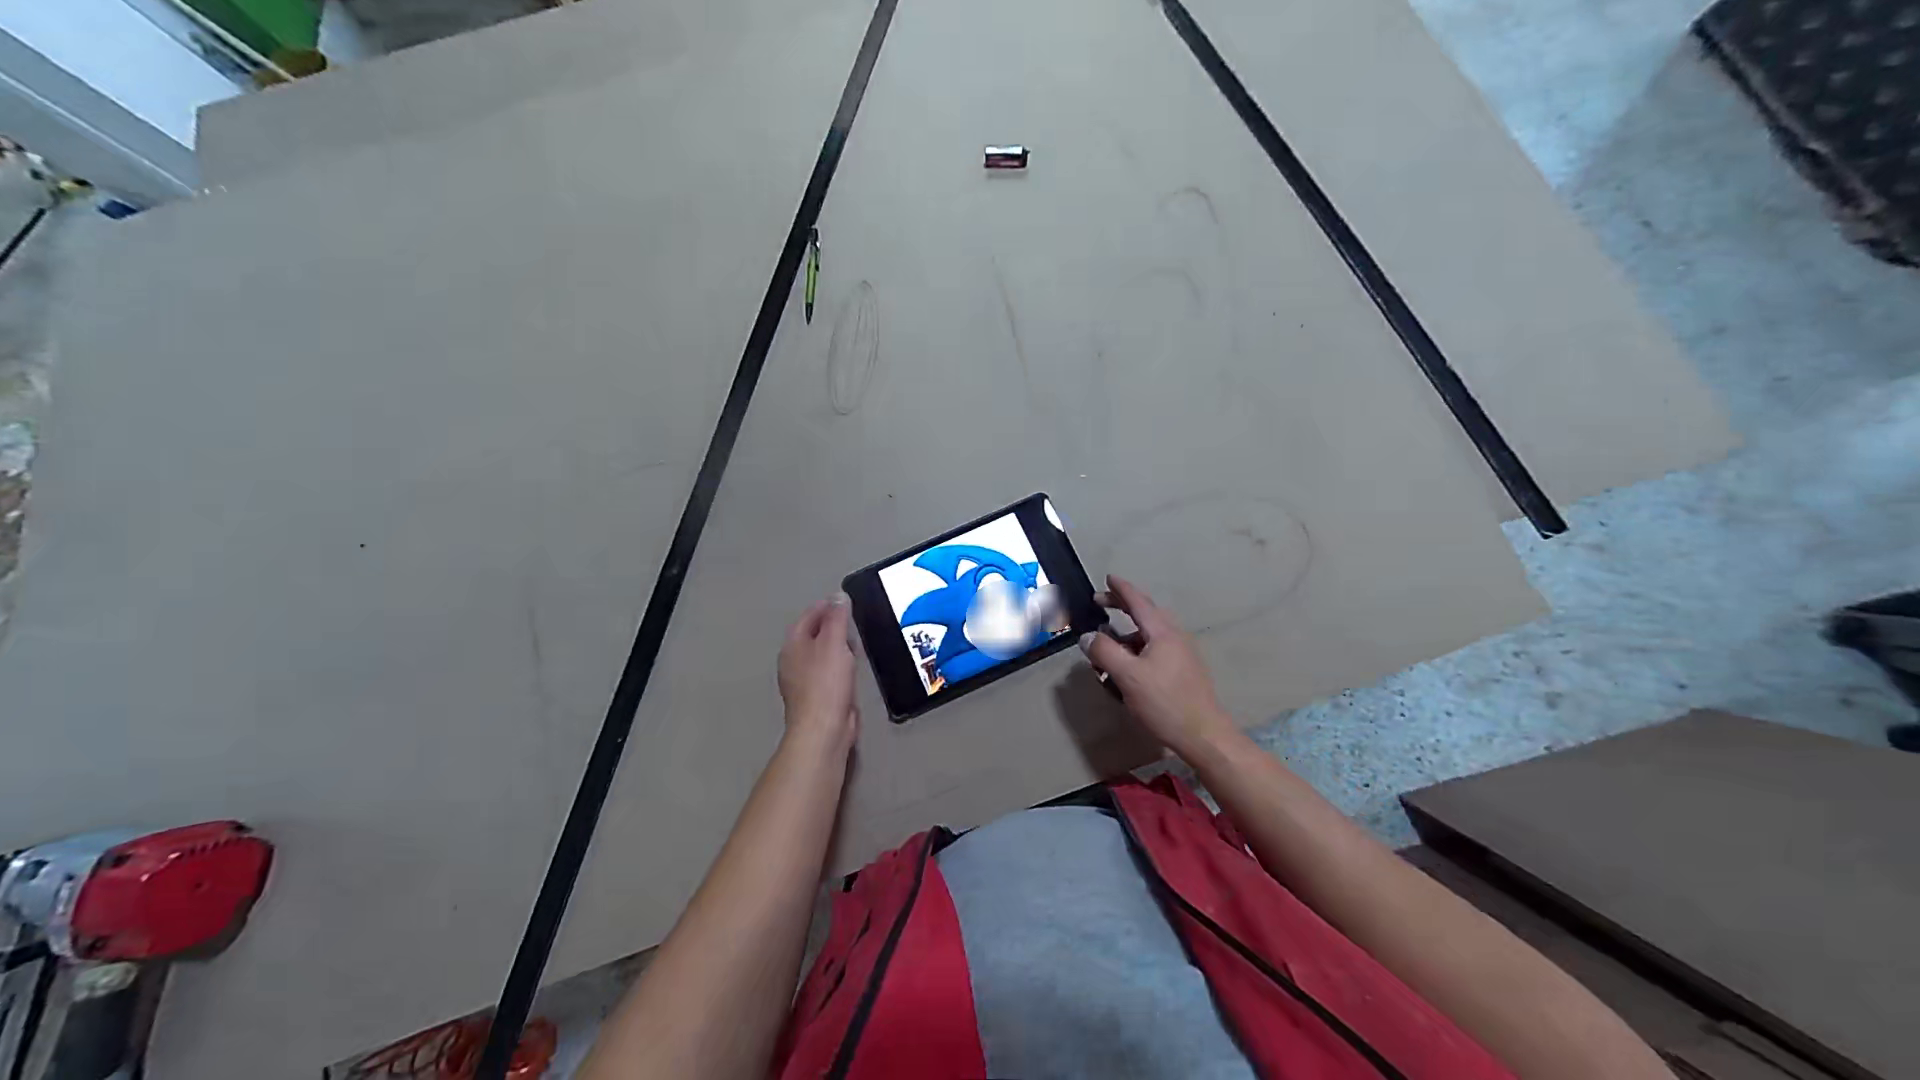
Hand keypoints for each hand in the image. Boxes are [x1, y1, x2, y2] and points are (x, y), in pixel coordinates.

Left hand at [777, 593, 859, 752]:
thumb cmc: (826, 682)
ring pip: (820, 654)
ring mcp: (803, 680)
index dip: (826, 606)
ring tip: (855, 641)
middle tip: (852, 619)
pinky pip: (828, 672)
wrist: (824, 729)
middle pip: (812, 634)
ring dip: (836, 645)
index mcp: (793, 644)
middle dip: (831, 625)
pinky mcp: (817, 696)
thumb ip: (837, 618)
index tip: (844, 600)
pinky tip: (852, 667)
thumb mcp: (834, 642)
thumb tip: (838, 596)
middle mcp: (793, 660)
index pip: (808, 616)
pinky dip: (839, 664)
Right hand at [1079, 575, 1236, 758]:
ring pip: (1149, 635)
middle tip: (1101, 605)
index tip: (1107, 578)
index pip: (1138, 602)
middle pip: (1146, 614)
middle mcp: (1175, 637)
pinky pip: (1155, 650)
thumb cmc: (1165, 702)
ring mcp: (1182, 655)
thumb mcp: (1127, 676)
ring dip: (1126, 635)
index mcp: (1163, 632)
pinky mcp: (1183, 672)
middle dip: (1122, 608)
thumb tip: (1087, 636)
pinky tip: (1126, 670)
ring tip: (1107, 648)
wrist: (1203, 735)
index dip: (1121, 590)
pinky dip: (1136, 651)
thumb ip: (1104, 652)